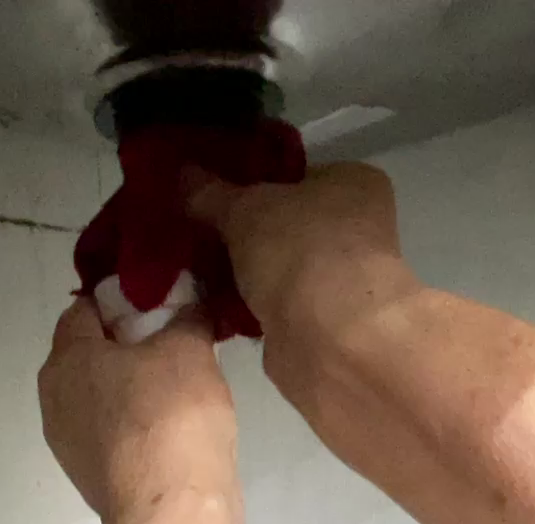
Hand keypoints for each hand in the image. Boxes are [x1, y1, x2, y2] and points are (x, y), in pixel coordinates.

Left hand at [39, 299, 239, 523]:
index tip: (160, 301)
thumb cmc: (172, 415)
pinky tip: (173, 429)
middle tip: (174, 342)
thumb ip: (189, 318)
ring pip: (101, 400)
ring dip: (133, 389)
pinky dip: (136, 426)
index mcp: (65, 360)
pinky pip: (114, 436)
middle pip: (89, 357)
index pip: (83, 310)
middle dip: (127, 346)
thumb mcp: (190, 348)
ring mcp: (69, 447)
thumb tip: (192, 308)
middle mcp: (54, 402)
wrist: (172, 510)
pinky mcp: (92, 481)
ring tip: (180, 387)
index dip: (121, 299)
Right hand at [185, 163, 428, 460]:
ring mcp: (336, 281)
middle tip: (194, 236)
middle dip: (239, 236)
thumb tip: (181, 174)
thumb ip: (210, 194)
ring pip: (273, 269)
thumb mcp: (245, 210)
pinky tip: (210, 308)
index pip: (294, 176)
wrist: (330, 339)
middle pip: (281, 226)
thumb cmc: (300, 251)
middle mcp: (353, 230)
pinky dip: (244, 309)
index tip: (209, 197)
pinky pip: (269, 307)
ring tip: (191, 272)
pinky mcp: (316, 325)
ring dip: (238, 276)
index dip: (250, 184)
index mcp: (352, 184)